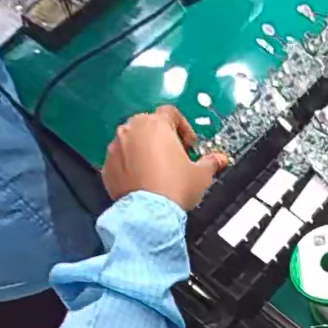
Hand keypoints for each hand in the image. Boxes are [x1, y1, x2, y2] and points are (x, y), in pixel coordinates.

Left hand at [102, 105, 228, 210]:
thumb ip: (211, 162)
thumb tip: (220, 159)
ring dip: (144, 150)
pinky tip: (142, 181)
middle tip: (174, 156)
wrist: (149, 215)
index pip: (171, 113)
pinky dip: (129, 165)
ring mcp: (116, 146)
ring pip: (132, 141)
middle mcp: (132, 129)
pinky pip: (120, 159)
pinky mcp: (107, 165)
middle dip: (162, 137)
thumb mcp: (201, 175)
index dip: (183, 127)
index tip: (189, 144)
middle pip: (149, 124)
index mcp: (156, 124)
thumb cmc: (176, 188)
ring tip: (156, 170)